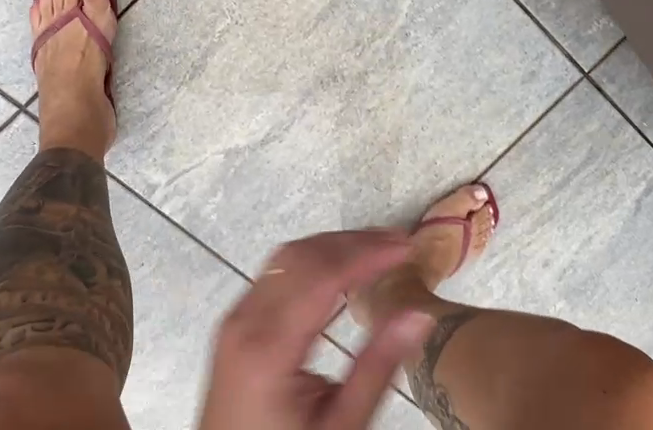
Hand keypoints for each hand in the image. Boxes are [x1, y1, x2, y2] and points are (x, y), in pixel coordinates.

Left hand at [198, 230, 433, 429]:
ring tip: (377, 248)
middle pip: (302, 255)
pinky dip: (311, 261)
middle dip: (353, 241)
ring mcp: (234, 320)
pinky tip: (340, 269)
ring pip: (286, 257)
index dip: (368, 252)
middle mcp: (244, 321)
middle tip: (399, 242)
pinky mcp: (234, 325)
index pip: (323, 273)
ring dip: (332, 245)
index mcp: (269, 347)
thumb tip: (419, 314)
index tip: (408, 246)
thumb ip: (377, 368)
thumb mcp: (340, 427)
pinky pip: (274, 274)